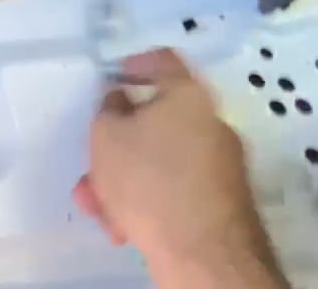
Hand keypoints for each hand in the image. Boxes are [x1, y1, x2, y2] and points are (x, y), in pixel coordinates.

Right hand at [72, 49, 285, 288]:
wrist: (205, 257)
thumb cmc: (149, 178)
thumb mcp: (106, 133)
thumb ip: (108, 108)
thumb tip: (121, 100)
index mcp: (189, 96)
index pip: (164, 60)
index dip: (134, 62)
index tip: (113, 76)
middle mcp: (213, 125)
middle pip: (158, 119)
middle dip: (118, 140)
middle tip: (93, 157)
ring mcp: (223, 168)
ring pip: (161, 159)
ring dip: (125, 175)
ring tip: (95, 202)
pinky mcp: (224, 206)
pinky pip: (176, 188)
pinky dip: (149, 198)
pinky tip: (120, 223)